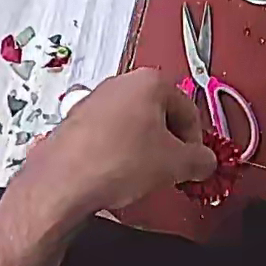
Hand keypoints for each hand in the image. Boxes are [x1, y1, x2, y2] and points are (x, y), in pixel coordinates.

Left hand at [10, 68, 217, 221]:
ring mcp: (94, 99)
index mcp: (150, 81)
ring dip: (145, 148)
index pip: (189, 110)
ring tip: (143, 176)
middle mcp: (121, 82)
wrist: (60, 184)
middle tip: (172, 170)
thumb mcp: (176, 164)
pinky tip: (117, 175)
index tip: (194, 162)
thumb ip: (201, 160)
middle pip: (161, 114)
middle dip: (170, 144)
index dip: (196, 141)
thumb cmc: (119, 162)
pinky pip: (109, 134)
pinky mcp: (74, 121)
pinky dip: (119, 151)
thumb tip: (205, 162)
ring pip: (135, 124)